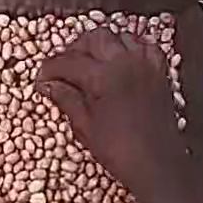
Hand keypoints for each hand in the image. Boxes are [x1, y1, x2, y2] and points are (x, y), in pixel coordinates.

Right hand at [36, 28, 202, 202]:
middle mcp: (126, 62)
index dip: (51, 68)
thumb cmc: (121, 152)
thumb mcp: (85, 127)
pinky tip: (119, 60)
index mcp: (104, 76)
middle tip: (62, 67)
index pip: (69, 61)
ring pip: (118, 36)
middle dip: (74, 49)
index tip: (43, 78)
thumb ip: (66, 99)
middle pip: (93, 38)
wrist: (158, 165)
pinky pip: (143, 46)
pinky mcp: (160, 72)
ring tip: (87, 62)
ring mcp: (146, 65)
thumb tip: (48, 85)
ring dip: (100, 44)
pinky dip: (128, 47)